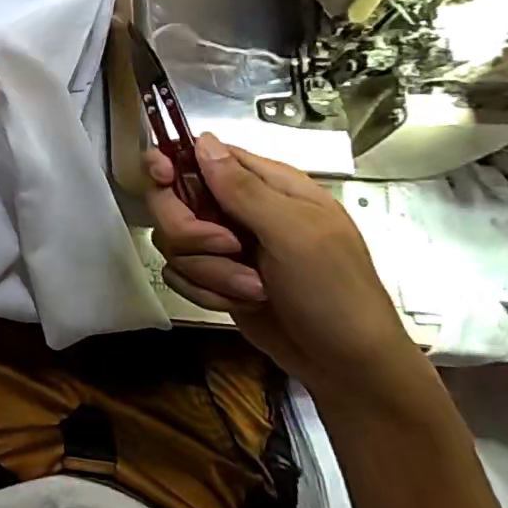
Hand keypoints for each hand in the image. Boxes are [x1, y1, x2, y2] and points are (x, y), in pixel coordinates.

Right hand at [145, 133, 430, 406]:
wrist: (345, 365)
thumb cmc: (335, 292)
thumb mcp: (295, 234)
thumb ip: (244, 189)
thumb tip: (204, 142)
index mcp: (267, 185)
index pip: (204, 156)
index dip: (175, 163)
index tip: (162, 178)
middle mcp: (239, 210)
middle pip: (174, 200)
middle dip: (191, 231)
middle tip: (227, 248)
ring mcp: (225, 246)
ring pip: (174, 242)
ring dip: (209, 271)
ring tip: (252, 288)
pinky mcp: (214, 278)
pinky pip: (179, 274)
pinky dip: (205, 292)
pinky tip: (240, 303)